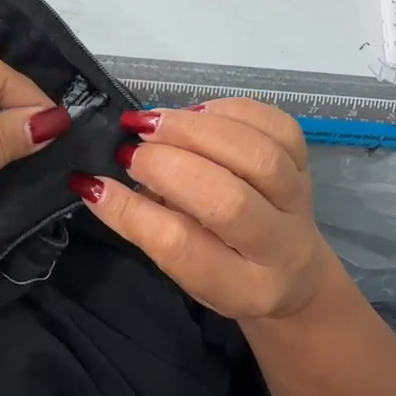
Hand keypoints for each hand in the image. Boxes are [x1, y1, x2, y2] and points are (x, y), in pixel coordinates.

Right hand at [73, 99, 336, 319]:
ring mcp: (299, 199)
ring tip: (153, 123)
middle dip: (166, 165)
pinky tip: (194, 114)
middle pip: (227, 200)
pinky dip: (229, 110)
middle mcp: (280, 245)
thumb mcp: (180, 269)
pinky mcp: (304, 161)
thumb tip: (91, 183)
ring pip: (257, 156)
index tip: (94, 182)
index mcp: (242, 285)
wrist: (294, 271)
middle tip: (127, 149)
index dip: (132, 211)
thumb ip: (141, 226)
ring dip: (194, 130)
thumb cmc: (223, 270)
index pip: (183, 247)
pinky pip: (275, 124)